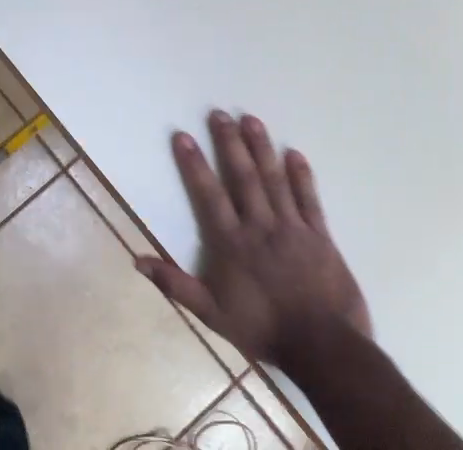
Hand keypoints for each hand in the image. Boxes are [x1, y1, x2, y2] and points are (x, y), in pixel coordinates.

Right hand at [136, 111, 370, 369]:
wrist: (326, 349)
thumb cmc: (263, 330)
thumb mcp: (211, 313)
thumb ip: (175, 284)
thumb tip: (136, 259)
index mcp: (231, 242)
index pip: (208, 194)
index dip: (194, 163)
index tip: (182, 135)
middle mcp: (260, 227)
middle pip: (243, 177)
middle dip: (229, 143)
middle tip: (220, 113)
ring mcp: (293, 229)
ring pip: (275, 181)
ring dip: (262, 149)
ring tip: (252, 120)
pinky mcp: (321, 238)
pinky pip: (310, 201)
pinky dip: (302, 176)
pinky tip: (294, 154)